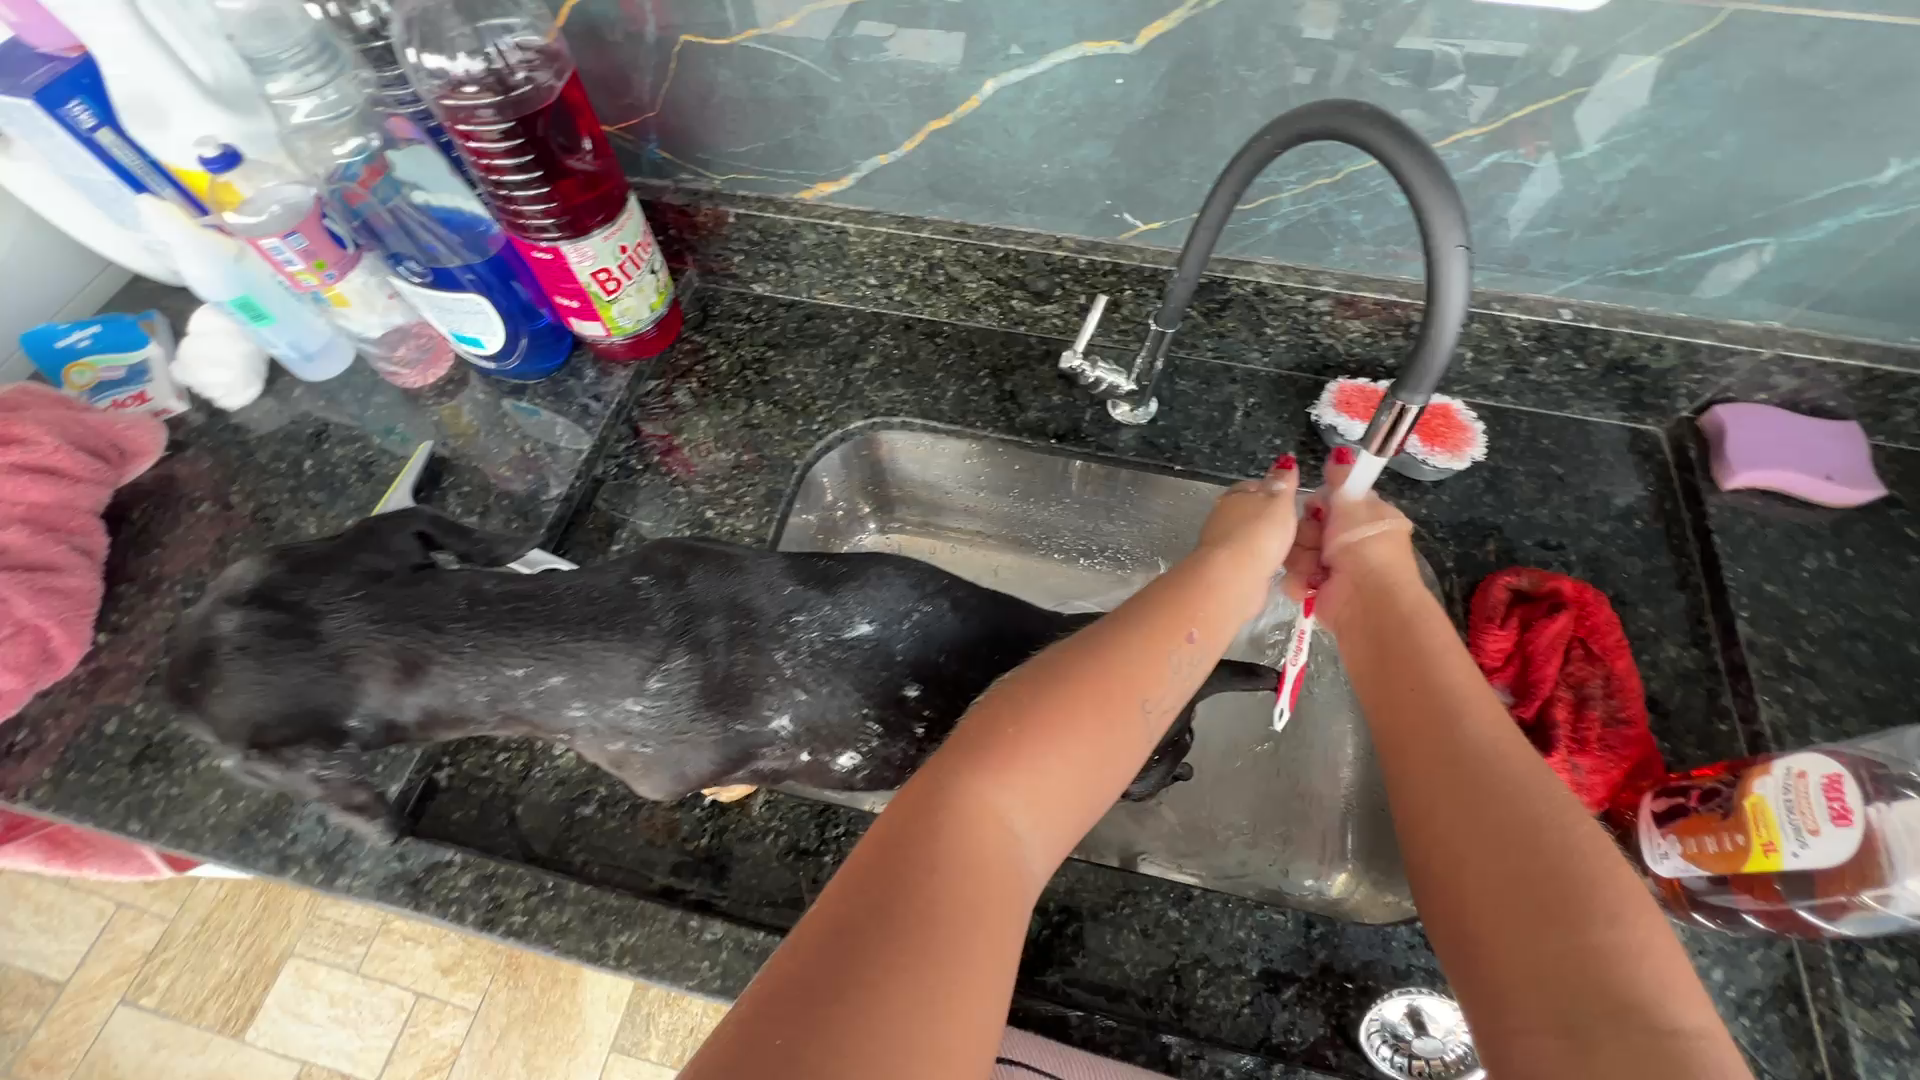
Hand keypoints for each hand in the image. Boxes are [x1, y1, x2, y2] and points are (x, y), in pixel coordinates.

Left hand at [1196, 453, 1300, 574]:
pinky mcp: (1226, 566)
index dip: (1271, 491)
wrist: (1233, 575)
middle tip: (1294, 526)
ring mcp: (1222, 542)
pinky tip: (1274, 564)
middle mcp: (1223, 516)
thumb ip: (1282, 483)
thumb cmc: (1259, 532)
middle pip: (1249, 512)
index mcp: (1235, 495)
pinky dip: (1259, 559)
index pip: (1253, 486)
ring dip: (1263, 540)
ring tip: (1289, 547)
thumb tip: (1284, 460)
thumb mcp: (1278, 501)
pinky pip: (1248, 558)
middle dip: (1268, 518)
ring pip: (1248, 536)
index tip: (1288, 499)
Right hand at [1282, 447, 1418, 628]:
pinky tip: (1312, 583)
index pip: (1330, 502)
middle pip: (1306, 526)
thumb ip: (1341, 480)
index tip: (1316, 509)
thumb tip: (1339, 454)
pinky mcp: (1315, 589)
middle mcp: (1347, 542)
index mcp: (1363, 518)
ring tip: (1317, 567)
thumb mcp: (1354, 504)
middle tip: (1318, 540)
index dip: (1319, 504)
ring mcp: (1330, 566)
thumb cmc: (1365, 546)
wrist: (1366, 599)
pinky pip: (1292, 575)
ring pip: (1295, 550)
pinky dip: (1300, 580)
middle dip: (1306, 533)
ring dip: (1302, 558)